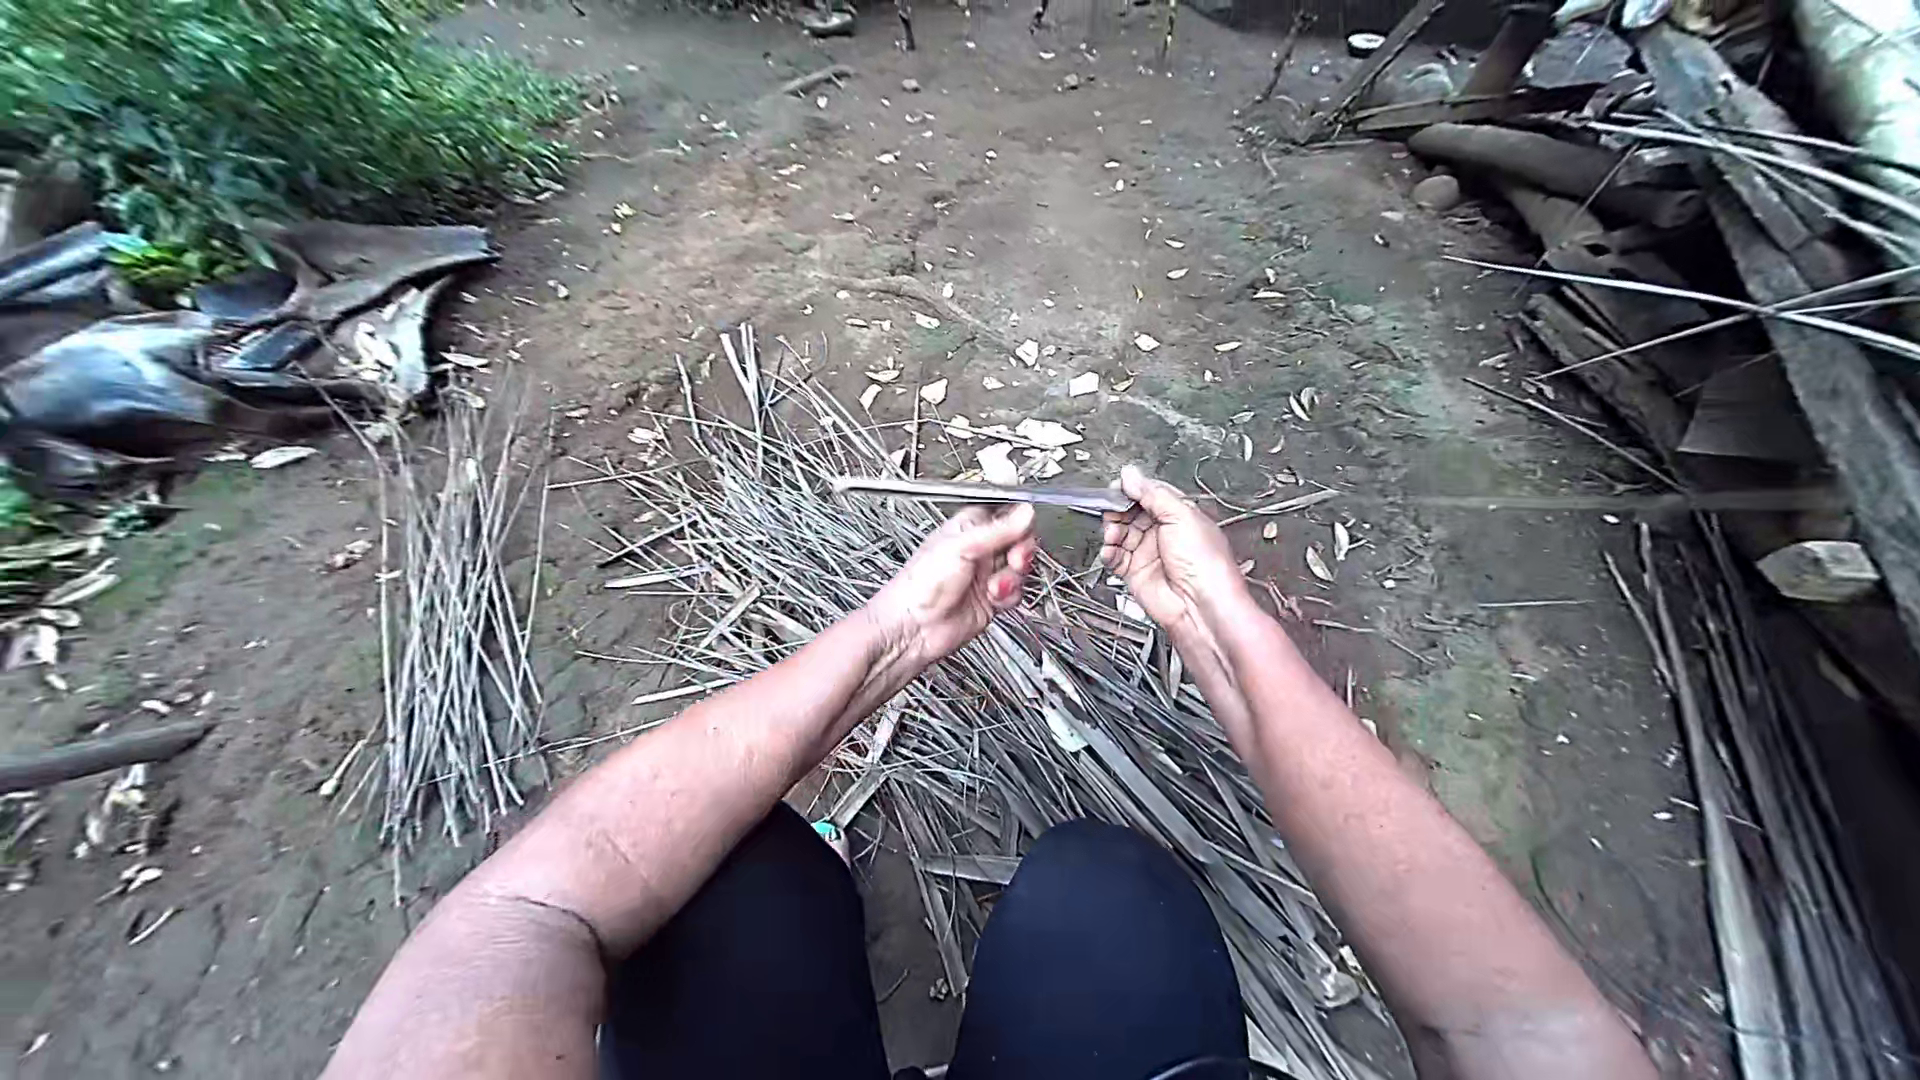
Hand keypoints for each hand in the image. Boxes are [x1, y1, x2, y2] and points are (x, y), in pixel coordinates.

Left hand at [865, 503, 1037, 668]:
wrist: (913, 629)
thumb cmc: (919, 586)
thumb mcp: (961, 548)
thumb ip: (997, 531)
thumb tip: (1025, 513)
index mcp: (968, 528)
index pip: (1005, 516)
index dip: (1018, 524)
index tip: (1020, 534)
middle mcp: (978, 550)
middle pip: (1018, 542)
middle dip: (1020, 552)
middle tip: (1014, 560)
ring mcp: (985, 575)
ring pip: (1020, 569)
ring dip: (1013, 578)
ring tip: (994, 585)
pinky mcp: (991, 598)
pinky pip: (1015, 592)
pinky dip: (1009, 596)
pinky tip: (993, 598)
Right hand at [1100, 466, 1249, 646]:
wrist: (1201, 605)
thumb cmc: (1206, 564)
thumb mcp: (1181, 515)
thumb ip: (1153, 493)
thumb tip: (1131, 475)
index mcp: (1178, 515)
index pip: (1149, 495)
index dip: (1131, 491)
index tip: (1118, 488)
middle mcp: (1162, 533)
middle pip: (1130, 513)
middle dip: (1118, 510)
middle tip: (1113, 511)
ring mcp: (1148, 553)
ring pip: (1119, 533)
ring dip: (1111, 531)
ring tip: (1113, 534)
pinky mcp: (1135, 572)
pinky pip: (1114, 557)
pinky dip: (1108, 552)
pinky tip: (1110, 551)